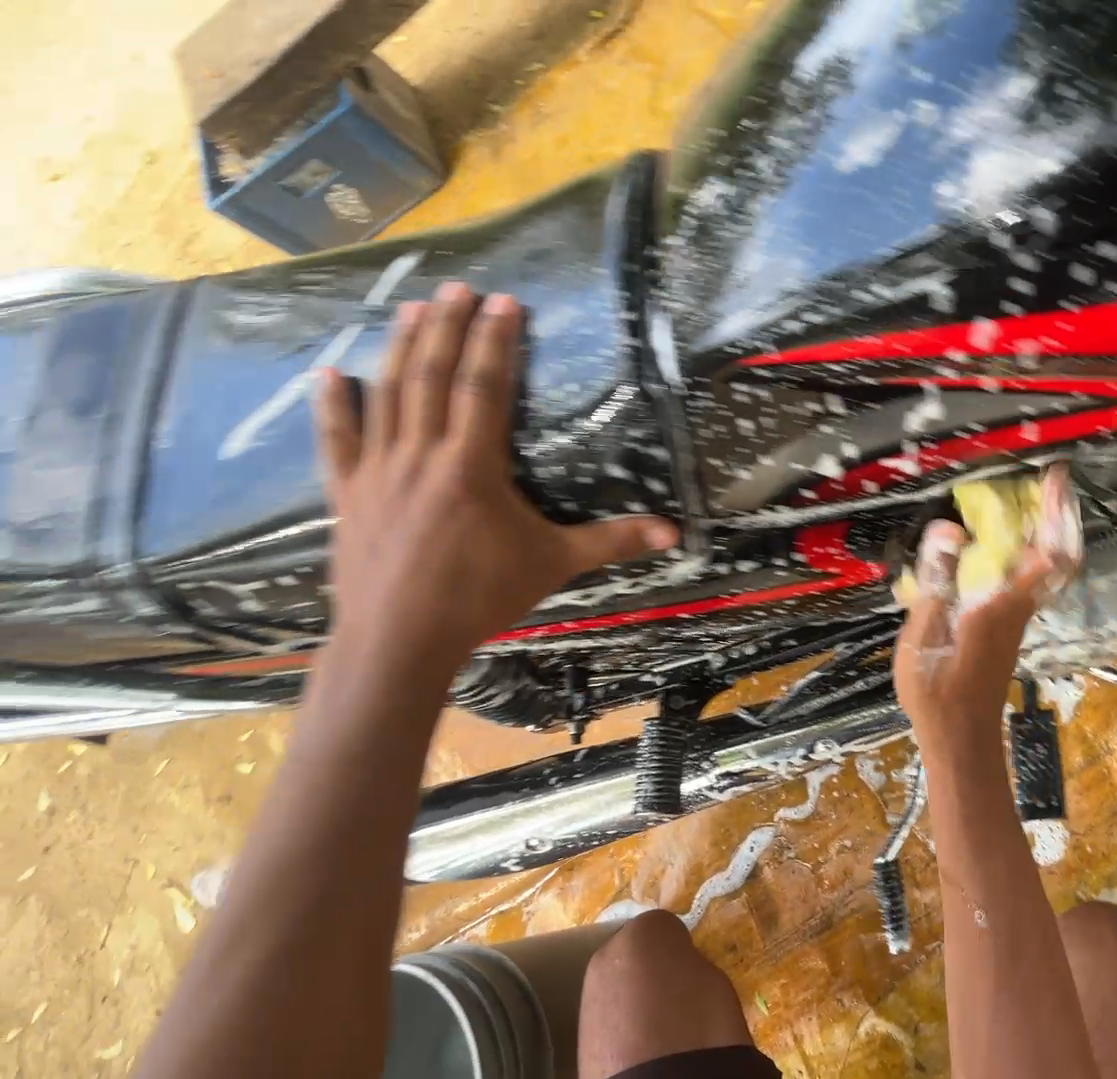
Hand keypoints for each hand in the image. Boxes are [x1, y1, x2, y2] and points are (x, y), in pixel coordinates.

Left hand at [313, 282, 679, 675]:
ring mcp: (377, 471)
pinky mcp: (348, 493)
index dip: (496, 342)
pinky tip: (330, 374)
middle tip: (459, 288)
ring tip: (412, 308)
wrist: (399, 640)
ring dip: (399, 348)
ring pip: (386, 396)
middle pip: (431, 377)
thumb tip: (673, 532)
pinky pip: (337, 440)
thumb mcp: (554, 564)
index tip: (505, 303)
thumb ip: (612, 541)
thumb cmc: (481, 597)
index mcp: (471, 466)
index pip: (484, 388)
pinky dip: (333, 405)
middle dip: (448, 328)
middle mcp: (421, 455)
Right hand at [893, 467, 1079, 752]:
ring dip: (1052, 530)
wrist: (961, 738)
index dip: (1055, 512)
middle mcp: (1020, 608)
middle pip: (1061, 557)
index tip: (1054, 476)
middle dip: (1062, 514)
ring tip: (1036, 499)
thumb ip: (937, 582)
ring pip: (1052, 568)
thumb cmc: (937, 692)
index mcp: (1002, 606)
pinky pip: (1035, 578)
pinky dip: (1035, 550)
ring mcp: (1019, 619)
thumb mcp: (923, 636)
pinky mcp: (1010, 626)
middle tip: (1054, 480)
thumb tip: (948, 529)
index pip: (1047, 554)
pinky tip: (1012, 542)